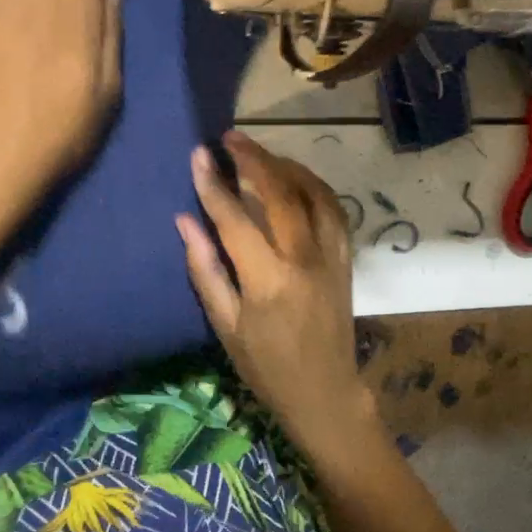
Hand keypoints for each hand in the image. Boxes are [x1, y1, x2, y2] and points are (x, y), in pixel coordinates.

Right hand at [175, 131, 366, 430]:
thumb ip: (205, 270)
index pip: (236, 219)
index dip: (214, 185)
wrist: (325, 392)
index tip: (198, 155)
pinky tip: (294, 178)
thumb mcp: (225, 327)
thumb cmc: (266, 367)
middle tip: (229, 138)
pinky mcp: (346, 258)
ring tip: (259, 154)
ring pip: (312, 193)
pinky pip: (333, 209)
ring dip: (285, 166)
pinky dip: (313, 185)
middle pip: (279, 193)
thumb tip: (185, 221)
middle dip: (252, 160)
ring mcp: (331, 256)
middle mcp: (303, 260)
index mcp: (267, 281)